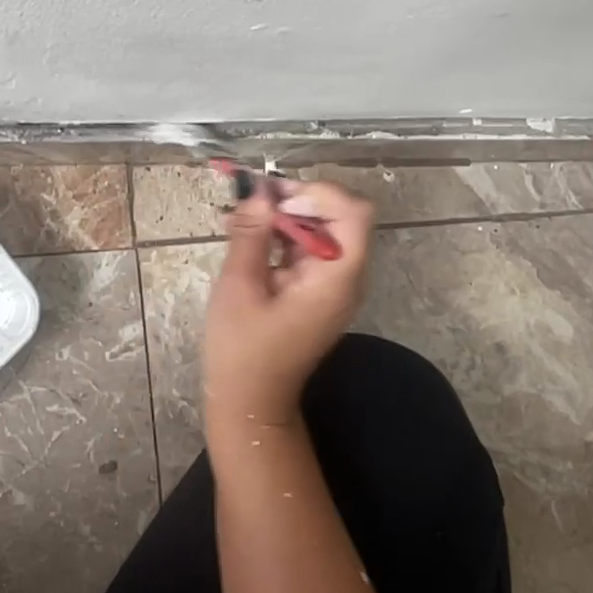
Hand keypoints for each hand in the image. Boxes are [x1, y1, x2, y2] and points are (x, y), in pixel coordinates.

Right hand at [202, 179, 374, 430]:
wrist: (251, 402)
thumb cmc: (242, 350)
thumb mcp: (238, 286)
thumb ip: (251, 234)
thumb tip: (257, 190)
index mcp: (335, 279)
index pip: (353, 213)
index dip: (318, 195)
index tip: (276, 203)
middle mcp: (344, 277)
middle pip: (340, 215)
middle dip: (296, 199)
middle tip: (252, 200)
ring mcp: (332, 284)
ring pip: (322, 227)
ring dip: (284, 214)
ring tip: (240, 216)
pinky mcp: (316, 289)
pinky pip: (308, 247)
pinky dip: (281, 233)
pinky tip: (246, 235)